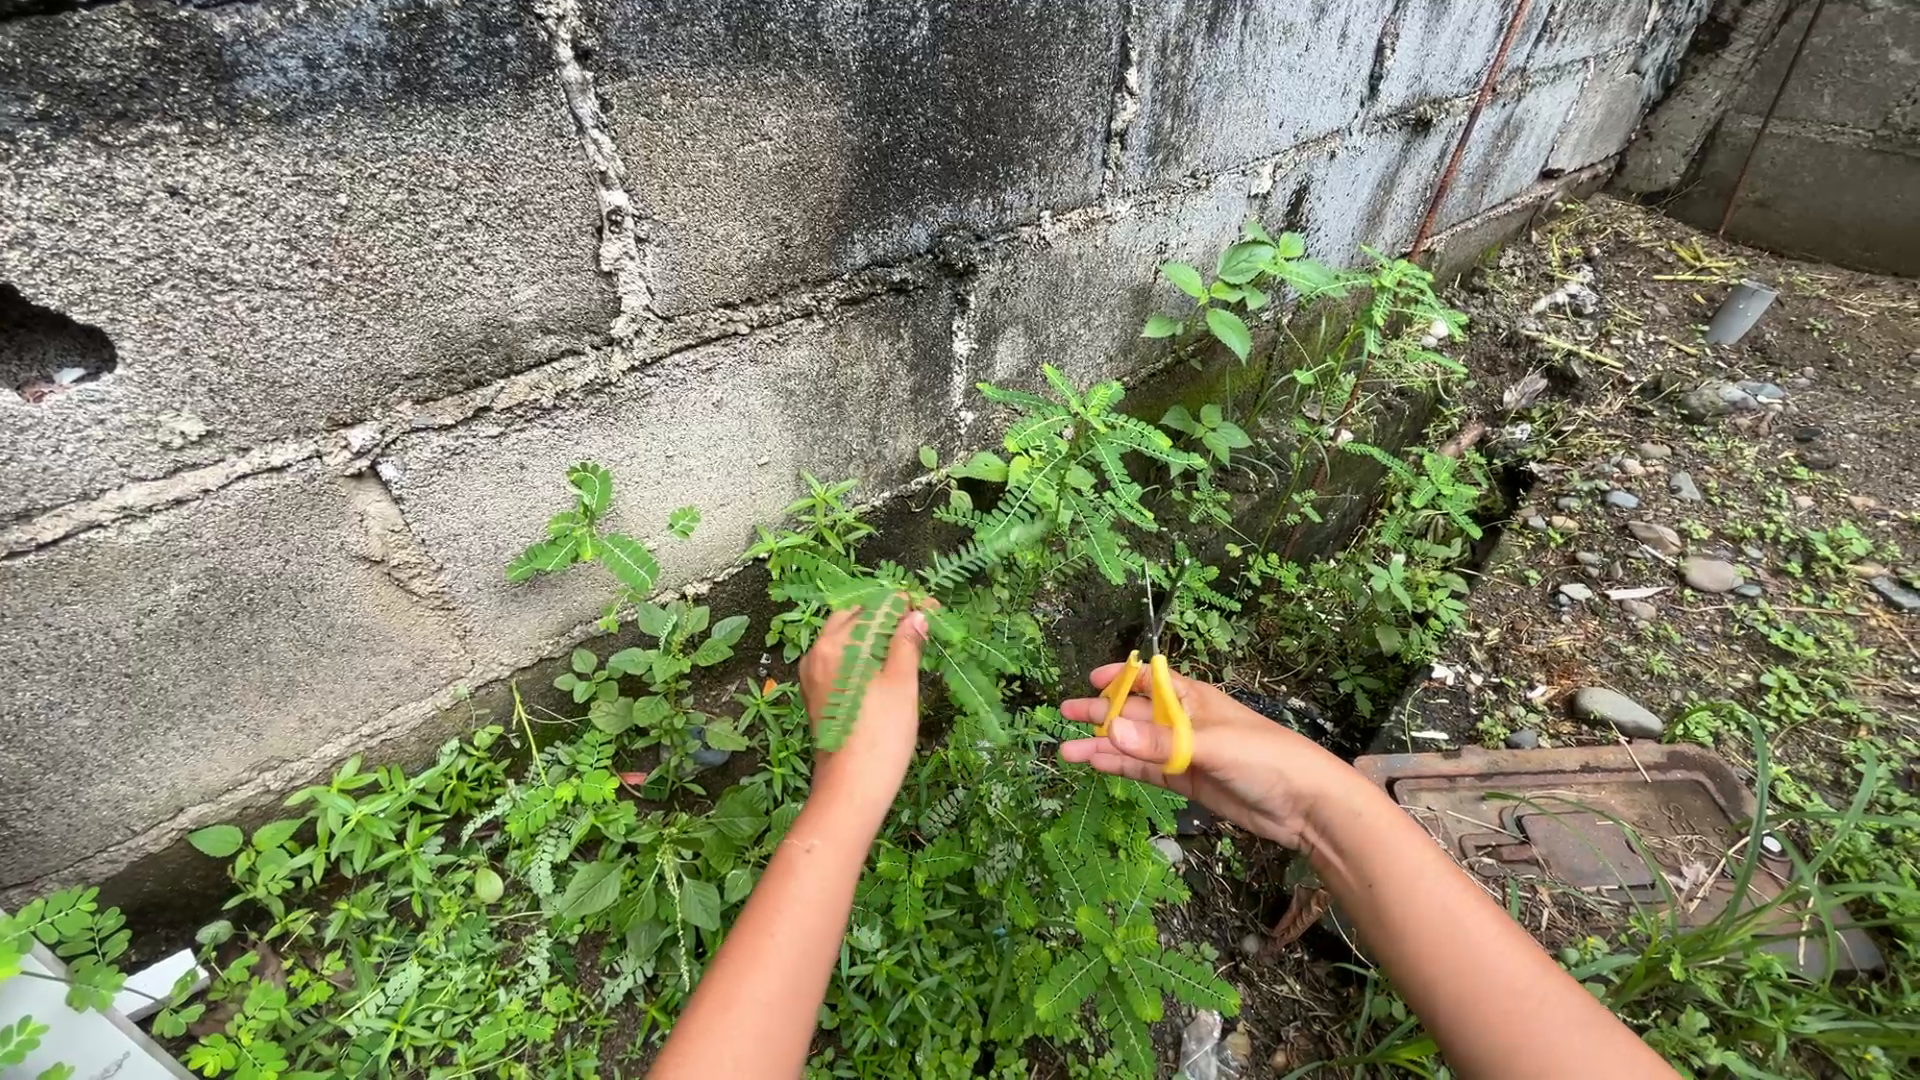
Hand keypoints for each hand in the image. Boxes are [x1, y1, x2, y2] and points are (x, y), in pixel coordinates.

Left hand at [799, 603, 927, 821]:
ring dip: (875, 633)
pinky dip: (862, 653)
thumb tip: (917, 615)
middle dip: (888, 615)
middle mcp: (818, 653)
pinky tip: (884, 665)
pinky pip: (839, 659)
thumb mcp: (902, 684)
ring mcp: (814, 674)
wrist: (851, 789)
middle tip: (921, 624)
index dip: (905, 605)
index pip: (874, 608)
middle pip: (855, 618)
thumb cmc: (880, 735)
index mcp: (838, 644)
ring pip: (846, 638)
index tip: (932, 608)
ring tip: (907, 642)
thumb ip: (907, 643)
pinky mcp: (818, 694)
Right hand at [1058, 664, 1366, 849]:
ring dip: (1104, 747)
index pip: (1149, 681)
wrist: (1307, 805)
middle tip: (1065, 717)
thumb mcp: (1211, 744)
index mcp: (1192, 698)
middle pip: (1134, 715)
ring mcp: (1183, 753)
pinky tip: (1097, 766)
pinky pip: (1146, 771)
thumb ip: (1160, 743)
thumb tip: (1110, 734)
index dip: (1121, 678)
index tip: (1091, 680)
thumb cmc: (1265, 756)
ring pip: (1135, 746)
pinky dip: (1122, 768)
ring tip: (1068, 753)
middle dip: (1101, 714)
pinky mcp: (1186, 781)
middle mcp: (1183, 721)